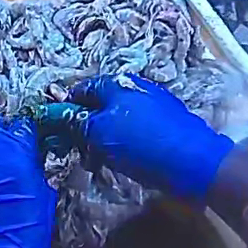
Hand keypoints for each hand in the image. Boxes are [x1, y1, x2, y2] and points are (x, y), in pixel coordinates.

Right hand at [69, 74, 233, 197]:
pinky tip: (120, 160)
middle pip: (97, 105)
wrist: (195, 163)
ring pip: (114, 120)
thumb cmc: (140, 144)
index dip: (64, 108)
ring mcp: (151, 105)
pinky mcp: (164, 124)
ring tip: (95, 159)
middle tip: (75, 149)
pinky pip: (132, 131)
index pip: (79, 90)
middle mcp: (133, 88)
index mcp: (115, 84)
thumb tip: (52, 110)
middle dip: (83, 126)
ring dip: (101, 138)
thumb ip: (74, 120)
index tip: (55, 130)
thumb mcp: (99, 132)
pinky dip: (121, 144)